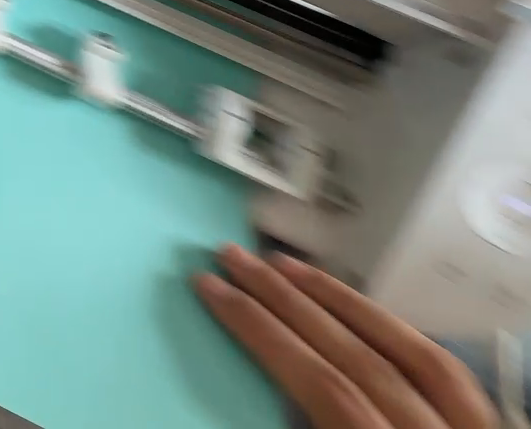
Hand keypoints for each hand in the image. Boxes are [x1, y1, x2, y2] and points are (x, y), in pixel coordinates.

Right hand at [197, 245, 498, 428]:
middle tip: (231, 256)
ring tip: (282, 262)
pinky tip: (351, 305)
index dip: (261, 331)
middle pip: (360, 361)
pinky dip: (393, 329)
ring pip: (415, 357)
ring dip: (339, 301)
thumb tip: (218, 404)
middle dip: (287, 301)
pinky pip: (450, 374)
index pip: (325, 388)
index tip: (209, 286)